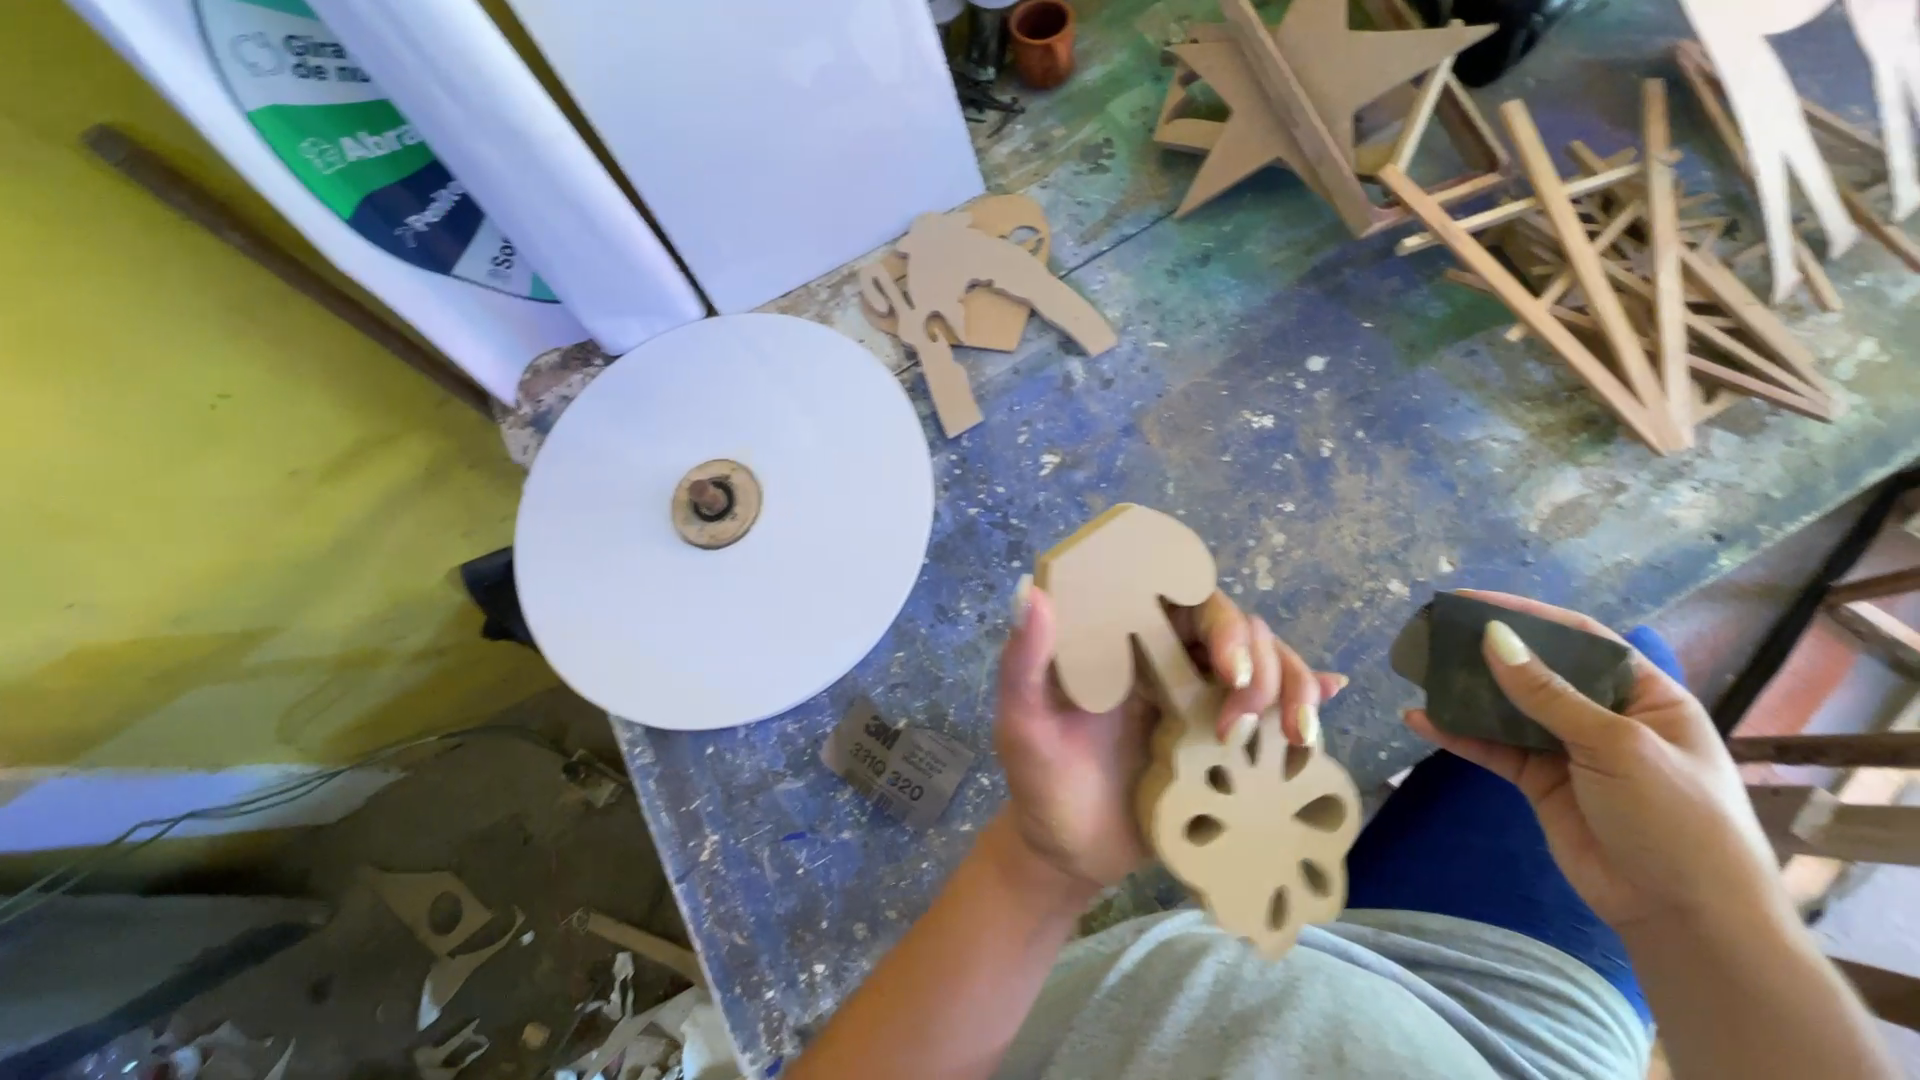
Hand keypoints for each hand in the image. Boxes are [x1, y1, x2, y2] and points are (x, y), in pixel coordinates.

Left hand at [994, 579, 1346, 894]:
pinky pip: (1274, 711)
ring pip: (1266, 666)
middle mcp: (1169, 665)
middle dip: (1259, 661)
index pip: (1184, 603)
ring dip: (1291, 683)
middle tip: (1240, 716)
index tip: (1226, 665)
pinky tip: (1332, 697)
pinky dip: (1308, 696)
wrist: (1068, 855)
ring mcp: (1202, 704)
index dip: (1218, 620)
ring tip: (1295, 733)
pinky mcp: (1225, 746)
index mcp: (1127, 646)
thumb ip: (1023, 662)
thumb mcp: (1022, 722)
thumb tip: (1033, 591)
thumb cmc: (1040, 782)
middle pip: (1237, 631)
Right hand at [1402, 590, 1783, 931]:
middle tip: (1434, 632)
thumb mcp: (1616, 746)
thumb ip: (1548, 694)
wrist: (1685, 915)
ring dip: (1466, 692)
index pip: (1580, 640)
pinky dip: (1457, 734)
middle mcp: (1605, 717)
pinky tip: (1421, 720)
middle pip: (1537, 671)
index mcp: (1644, 696)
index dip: (1526, 615)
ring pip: (1508, 709)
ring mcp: (1569, 751)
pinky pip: (1492, 748)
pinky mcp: (1540, 782)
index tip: (1470, 602)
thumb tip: (1493, 637)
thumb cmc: (1675, 818)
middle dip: (1487, 652)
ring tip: (1419, 670)